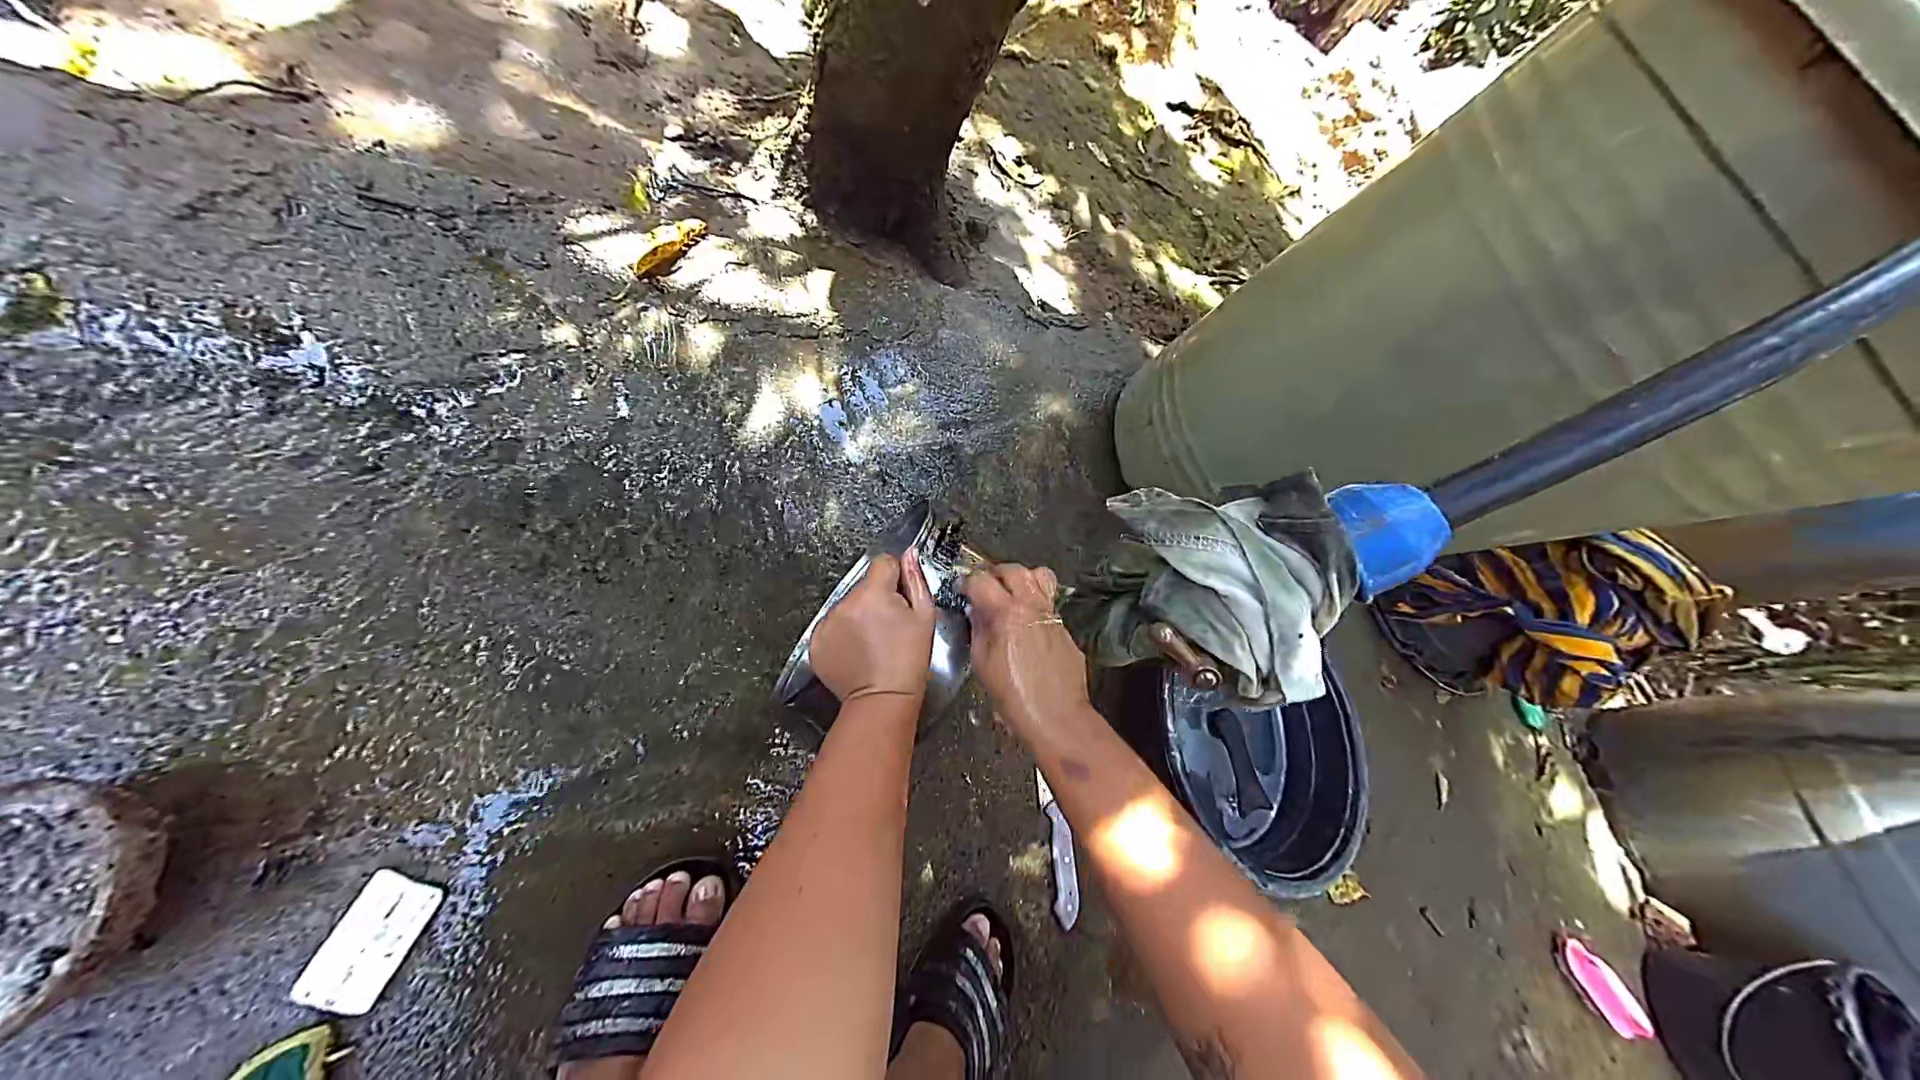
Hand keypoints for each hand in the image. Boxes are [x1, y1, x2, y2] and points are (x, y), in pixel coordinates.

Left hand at [810, 550, 936, 704]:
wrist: (882, 699)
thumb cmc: (907, 662)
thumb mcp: (924, 618)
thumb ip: (915, 580)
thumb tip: (909, 555)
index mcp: (873, 593)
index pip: (882, 563)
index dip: (895, 578)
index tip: (900, 598)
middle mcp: (845, 604)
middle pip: (863, 586)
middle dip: (875, 599)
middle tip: (888, 627)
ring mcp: (827, 623)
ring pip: (846, 606)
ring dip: (857, 616)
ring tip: (872, 642)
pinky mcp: (816, 641)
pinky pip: (832, 626)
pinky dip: (842, 634)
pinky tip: (857, 650)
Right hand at [963, 563, 1090, 735]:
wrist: (1056, 716)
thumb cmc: (1016, 697)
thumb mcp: (982, 662)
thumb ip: (978, 629)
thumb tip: (975, 612)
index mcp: (1007, 613)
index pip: (982, 581)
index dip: (967, 582)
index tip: (962, 588)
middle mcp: (1032, 607)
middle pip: (1013, 570)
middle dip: (994, 574)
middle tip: (983, 586)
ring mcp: (1052, 616)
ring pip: (1039, 577)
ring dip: (1021, 579)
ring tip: (1009, 593)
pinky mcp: (1064, 628)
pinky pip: (1049, 603)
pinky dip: (1035, 603)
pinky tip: (1026, 622)